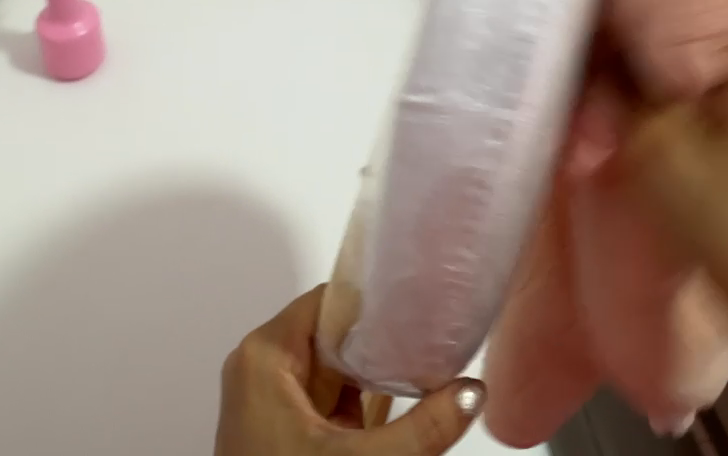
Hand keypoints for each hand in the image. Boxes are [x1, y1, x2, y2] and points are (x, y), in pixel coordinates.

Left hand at [214, 286, 486, 455]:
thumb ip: (423, 426)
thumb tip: (470, 392)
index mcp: (264, 354)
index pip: (327, 301)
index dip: (371, 305)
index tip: (412, 309)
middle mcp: (257, 366)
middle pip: (329, 333)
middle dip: (375, 345)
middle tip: (422, 345)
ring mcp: (264, 397)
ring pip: (328, 367)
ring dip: (366, 376)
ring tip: (413, 374)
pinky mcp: (274, 425)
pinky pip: (320, 396)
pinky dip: (351, 402)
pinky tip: (383, 410)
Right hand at [604, 13, 727, 306]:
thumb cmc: (722, 213)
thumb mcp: (655, 140)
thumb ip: (621, 79)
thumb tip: (600, 34)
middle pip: (718, 6)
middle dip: (663, 1)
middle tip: (609, 1)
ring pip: (714, 40)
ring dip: (668, 38)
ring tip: (617, 34)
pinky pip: (718, 68)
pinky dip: (681, 63)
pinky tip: (644, 76)